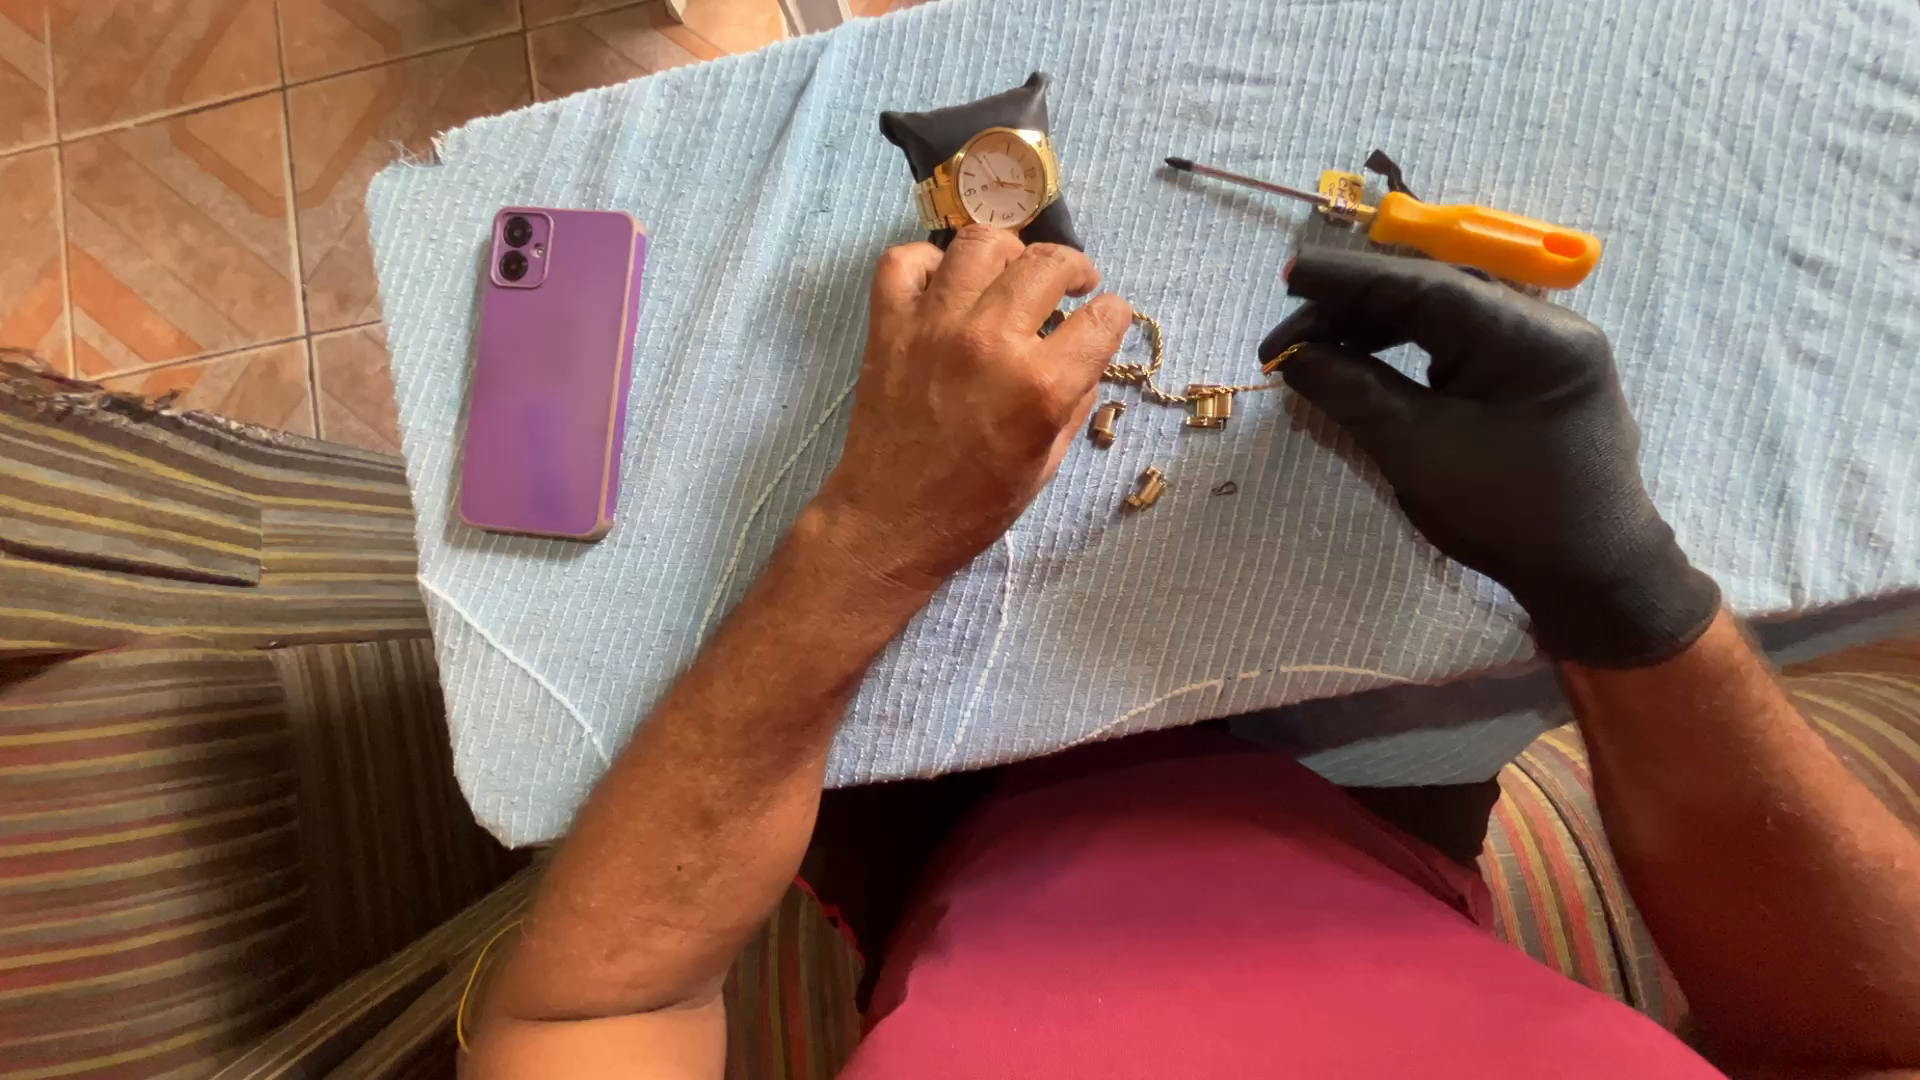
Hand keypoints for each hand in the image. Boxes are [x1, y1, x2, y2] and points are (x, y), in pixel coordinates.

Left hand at [814, 225, 1131, 593]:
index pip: (1104, 317)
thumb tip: (1086, 354)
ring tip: (1011, 276)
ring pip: (981, 243)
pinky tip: (946, 287)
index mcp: (1042, 386)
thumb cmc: (976, 506)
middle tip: (1072, 286)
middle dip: (1075, 269)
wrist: (892, 521)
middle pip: (1049, 263)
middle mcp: (992, 340)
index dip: (1113, 316)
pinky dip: (929, 263)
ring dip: (1009, 253)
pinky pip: (906, 260)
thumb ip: (1076, 399)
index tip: (1104, 321)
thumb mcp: (1048, 463)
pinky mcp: (889, 325)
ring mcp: (935, 326)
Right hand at [1262, 250, 1719, 667]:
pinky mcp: (1523, 367)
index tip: (1289, 275)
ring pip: (1438, 310)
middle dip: (1351, 304)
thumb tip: (1292, 355)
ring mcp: (1536, 343)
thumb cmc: (1503, 513)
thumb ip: (1351, 390)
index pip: (1423, 287)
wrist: (1585, 568)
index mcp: (1529, 338)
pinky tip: (1358, 355)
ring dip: (1369, 324)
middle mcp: (1541, 324)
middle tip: (1285, 332)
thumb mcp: (1414, 450)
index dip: (1349, 278)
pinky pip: (1451, 337)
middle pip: (1429, 290)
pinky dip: (1397, 343)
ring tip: (1311, 346)